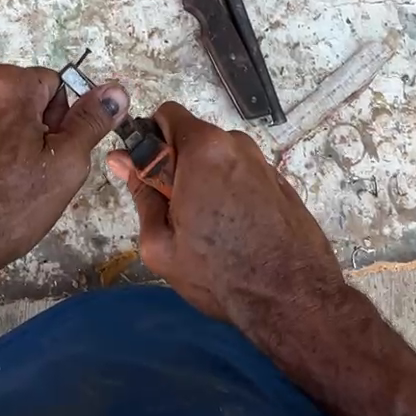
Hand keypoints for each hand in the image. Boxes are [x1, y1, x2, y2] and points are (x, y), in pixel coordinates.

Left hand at [0, 64, 127, 278]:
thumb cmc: (10, 205)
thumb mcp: (65, 164)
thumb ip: (92, 121)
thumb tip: (117, 90)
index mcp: (9, 83)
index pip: (55, 85)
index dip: (60, 122)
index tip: (49, 156)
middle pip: (25, 97)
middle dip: (34, 127)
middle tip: (30, 171)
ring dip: (8, 137)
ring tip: (5, 180)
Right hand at [107, 102, 345, 323]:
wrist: (294, 300)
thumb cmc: (220, 273)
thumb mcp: (161, 241)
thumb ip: (141, 192)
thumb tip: (120, 159)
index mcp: (203, 147)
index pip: (165, 115)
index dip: (151, 144)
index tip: (151, 178)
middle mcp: (235, 143)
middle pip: (192, 138)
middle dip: (178, 166)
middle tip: (177, 212)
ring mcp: (261, 161)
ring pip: (217, 158)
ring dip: (205, 180)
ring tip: (208, 228)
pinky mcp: (280, 182)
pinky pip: (241, 174)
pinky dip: (231, 192)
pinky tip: (236, 231)